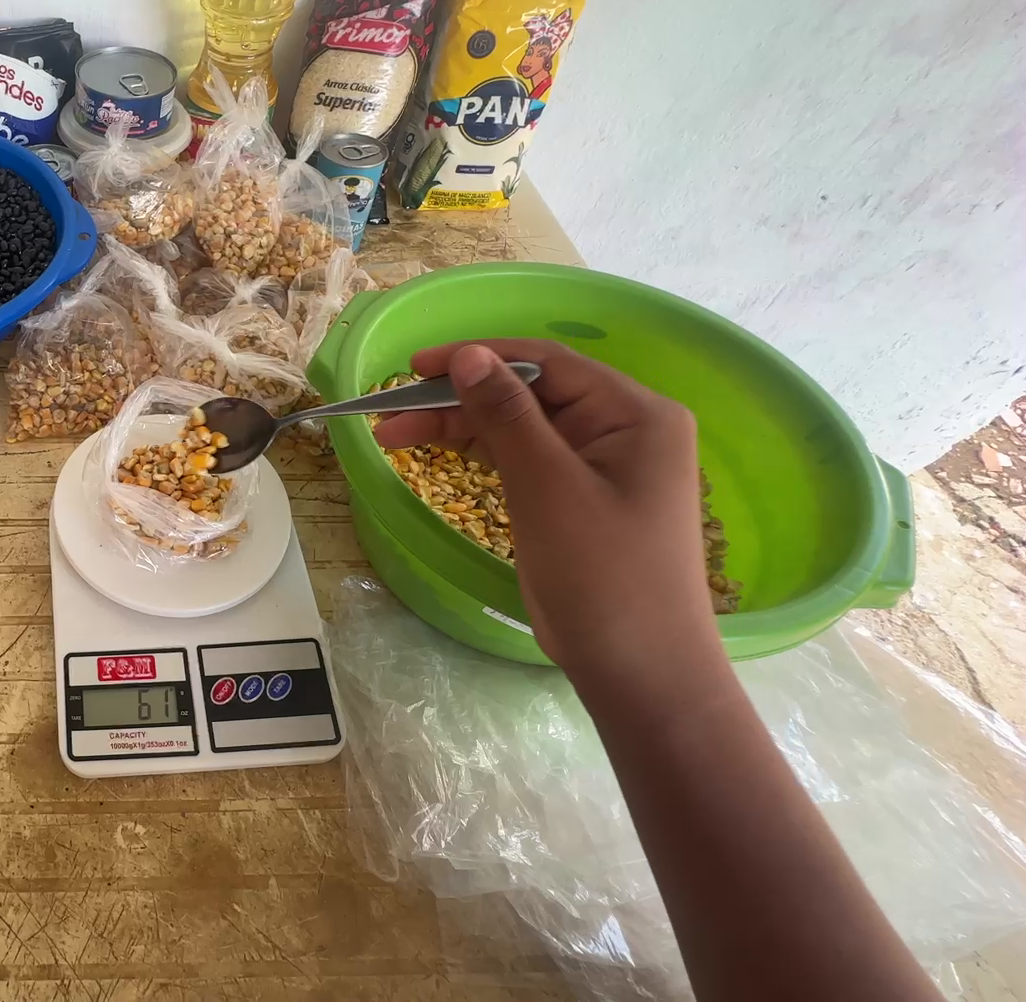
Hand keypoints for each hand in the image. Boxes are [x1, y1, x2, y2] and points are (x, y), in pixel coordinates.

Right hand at [373, 340, 720, 686]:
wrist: (636, 668)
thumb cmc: (602, 573)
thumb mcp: (547, 486)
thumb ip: (506, 415)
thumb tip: (466, 356)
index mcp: (634, 413)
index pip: (545, 364)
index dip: (477, 357)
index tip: (413, 366)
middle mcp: (620, 429)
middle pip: (525, 394)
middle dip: (456, 398)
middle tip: (390, 410)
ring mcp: (597, 464)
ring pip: (515, 426)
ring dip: (456, 426)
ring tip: (391, 434)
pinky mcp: (574, 495)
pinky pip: (519, 456)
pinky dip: (476, 452)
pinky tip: (434, 452)